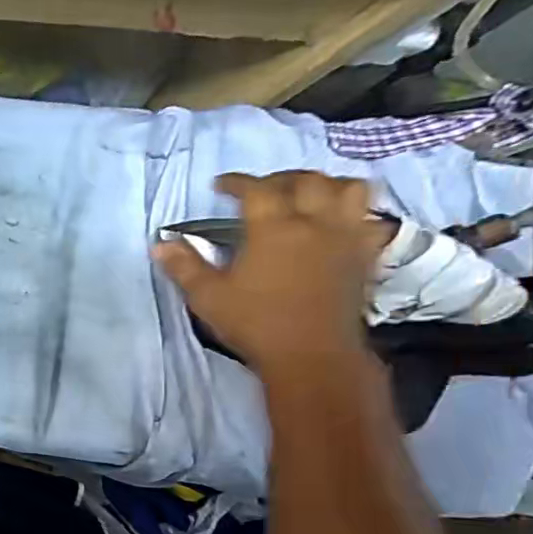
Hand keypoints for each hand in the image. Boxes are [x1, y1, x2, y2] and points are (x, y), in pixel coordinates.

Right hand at [154, 171, 379, 372]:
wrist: (311, 354)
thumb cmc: (255, 323)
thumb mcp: (208, 296)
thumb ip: (185, 266)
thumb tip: (160, 244)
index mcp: (274, 229)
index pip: (257, 189)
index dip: (237, 182)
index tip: (220, 185)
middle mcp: (316, 223)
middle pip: (308, 180)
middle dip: (281, 178)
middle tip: (261, 189)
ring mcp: (347, 238)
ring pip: (351, 189)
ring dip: (328, 185)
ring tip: (307, 197)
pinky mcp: (366, 256)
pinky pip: (371, 220)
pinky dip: (356, 214)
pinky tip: (339, 226)